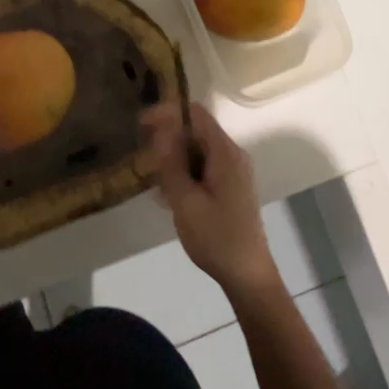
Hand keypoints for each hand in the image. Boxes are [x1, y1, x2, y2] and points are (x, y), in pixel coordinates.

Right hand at [146, 103, 279, 294]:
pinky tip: (169, 195)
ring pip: (199, 151)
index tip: (141, 126)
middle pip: (197, 132)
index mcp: (226, 153)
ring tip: (153, 179)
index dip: (167, 114)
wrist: (247, 274)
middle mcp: (233, 156)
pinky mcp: (231, 188)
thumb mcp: (186, 201)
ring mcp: (234, 172)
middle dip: (168, 139)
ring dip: (175, 159)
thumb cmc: (216, 238)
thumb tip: (161, 128)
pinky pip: (204, 168)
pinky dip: (185, 173)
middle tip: (142, 157)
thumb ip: (172, 163)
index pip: (196, 115)